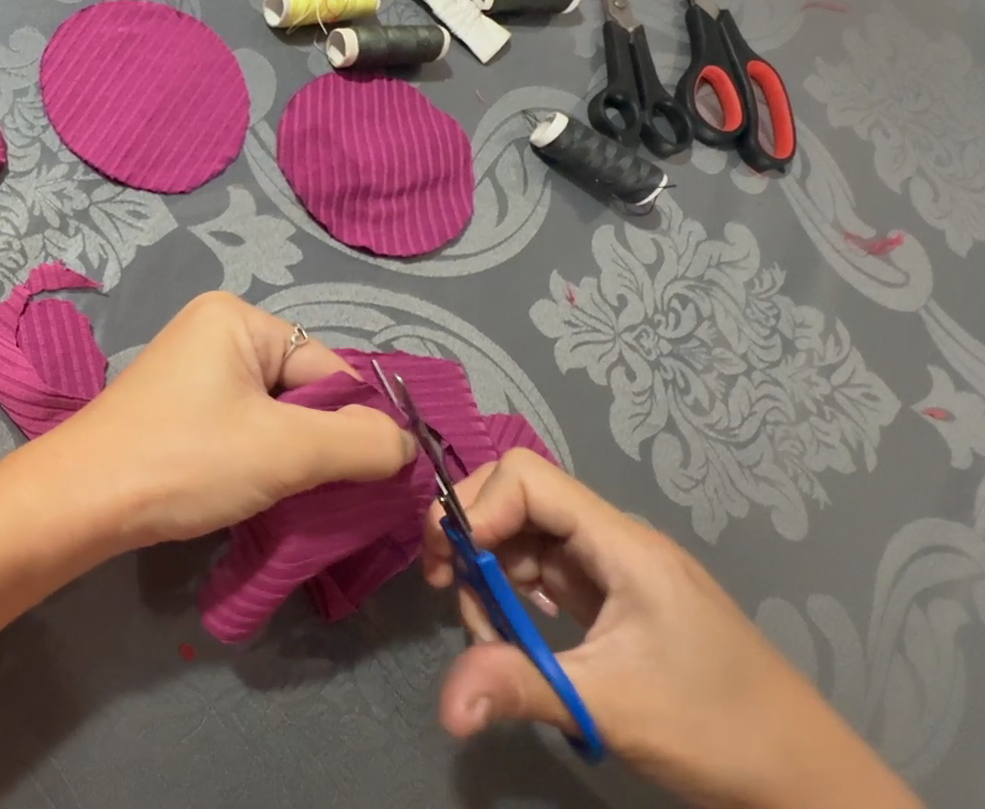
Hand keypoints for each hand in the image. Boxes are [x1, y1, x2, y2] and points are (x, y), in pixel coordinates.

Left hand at [29, 291, 413, 551]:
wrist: (82, 499)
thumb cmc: (184, 460)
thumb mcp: (286, 451)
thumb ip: (361, 442)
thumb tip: (404, 442)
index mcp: (238, 318)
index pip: (330, 371)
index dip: (353, 427)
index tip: (363, 482)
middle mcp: (213, 331)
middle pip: (302, 391)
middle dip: (318, 445)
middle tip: (318, 494)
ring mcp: (190, 369)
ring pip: (273, 415)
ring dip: (289, 459)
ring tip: (283, 497)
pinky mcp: (176, 406)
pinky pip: (240, 426)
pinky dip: (256, 460)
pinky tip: (251, 492)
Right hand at [425, 450, 918, 807]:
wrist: (810, 785)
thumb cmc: (719, 730)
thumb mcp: (609, 706)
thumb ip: (518, 687)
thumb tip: (445, 708)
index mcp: (623, 546)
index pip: (529, 479)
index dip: (479, 506)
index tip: (455, 562)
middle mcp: (614, 542)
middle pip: (517, 496)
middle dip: (470, 532)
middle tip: (446, 584)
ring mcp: (611, 569)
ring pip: (522, 534)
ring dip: (485, 568)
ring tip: (482, 627)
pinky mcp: (608, 597)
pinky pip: (539, 568)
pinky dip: (509, 590)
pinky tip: (509, 631)